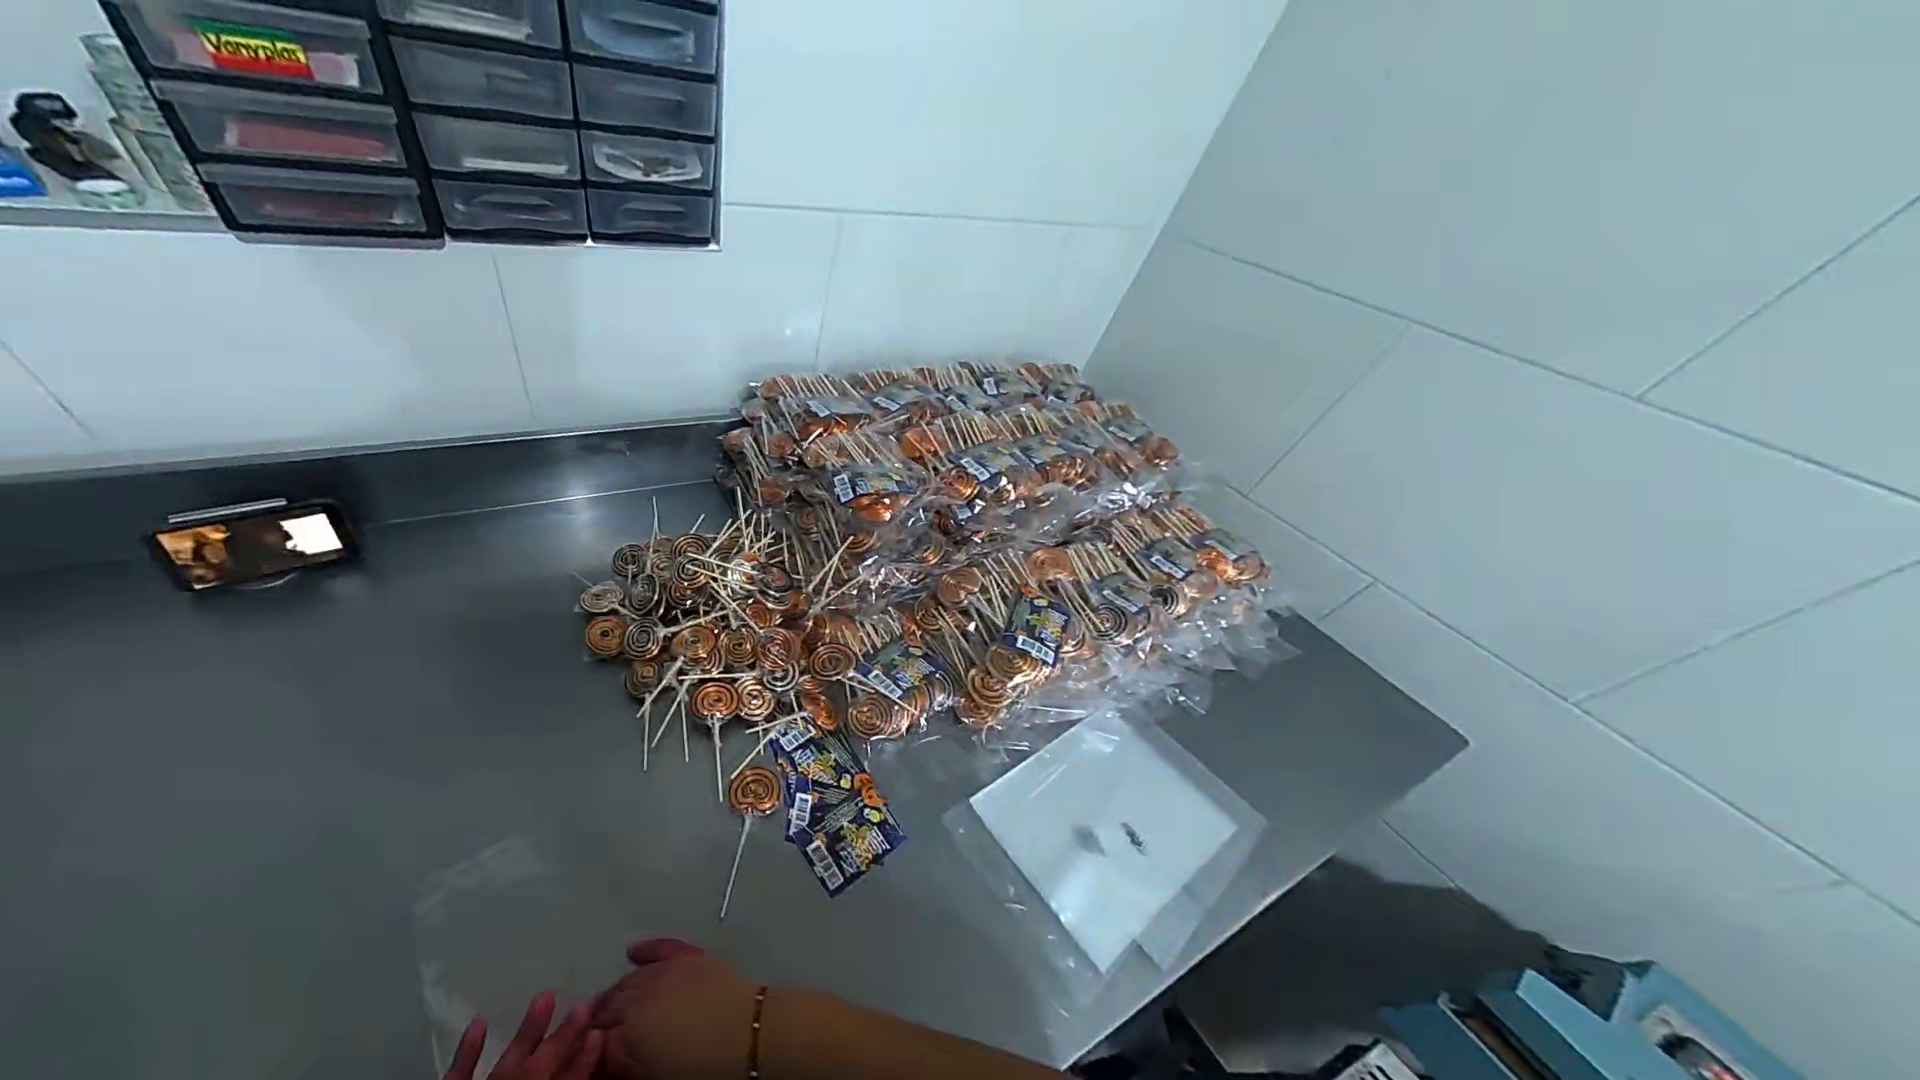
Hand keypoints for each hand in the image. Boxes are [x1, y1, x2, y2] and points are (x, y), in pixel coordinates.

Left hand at [444, 990, 602, 1079]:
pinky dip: (468, 1050)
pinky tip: (478, 1022)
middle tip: (585, 1002)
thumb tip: (586, 1050)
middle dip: (565, 1033)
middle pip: (543, 1061)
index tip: (601, 1032)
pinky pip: (459, 1074)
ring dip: (528, 1030)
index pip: (569, 1078)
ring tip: (545, 995)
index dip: (586, 1056)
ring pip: (509, 1059)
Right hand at [591, 939, 759, 1079]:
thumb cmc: (703, 1068)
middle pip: (606, 1010)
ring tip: (616, 1008)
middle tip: (603, 1038)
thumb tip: (606, 1062)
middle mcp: (639, 999)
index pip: (593, 1045)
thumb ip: (624, 1068)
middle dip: (602, 1025)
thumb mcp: (652, 1077)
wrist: (749, 1036)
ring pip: (628, 980)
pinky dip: (647, 950)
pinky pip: (661, 948)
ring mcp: (665, 973)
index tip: (595, 1061)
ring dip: (619, 994)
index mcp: (626, 1037)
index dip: (593, 1055)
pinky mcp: (689, 957)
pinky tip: (633, 952)